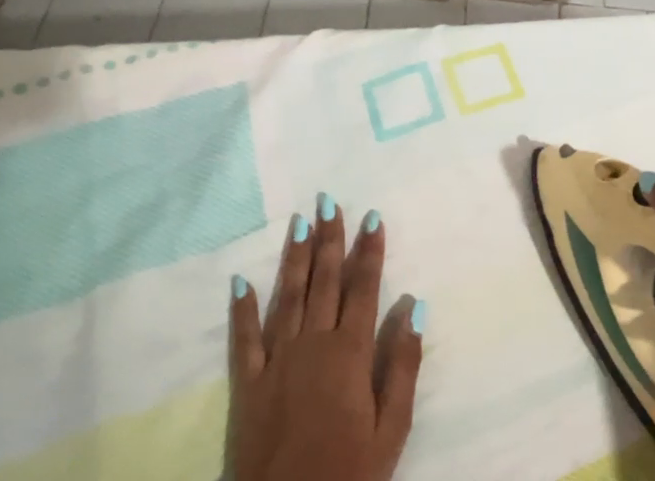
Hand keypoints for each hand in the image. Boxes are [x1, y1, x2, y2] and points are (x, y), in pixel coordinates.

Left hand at [229, 196, 423, 480]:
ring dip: (294, 257)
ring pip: (286, 297)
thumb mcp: (392, 428)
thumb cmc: (350, 473)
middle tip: (329, 200)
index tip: (372, 216)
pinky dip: (242, 308)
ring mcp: (275, 361)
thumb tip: (413, 304)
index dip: (369, 251)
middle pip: (324, 282)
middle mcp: (312, 345)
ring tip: (299, 220)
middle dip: (329, 239)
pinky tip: (240, 279)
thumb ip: (403, 364)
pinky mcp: (247, 384)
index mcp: (351, 354)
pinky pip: (244, 338)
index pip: (363, 289)